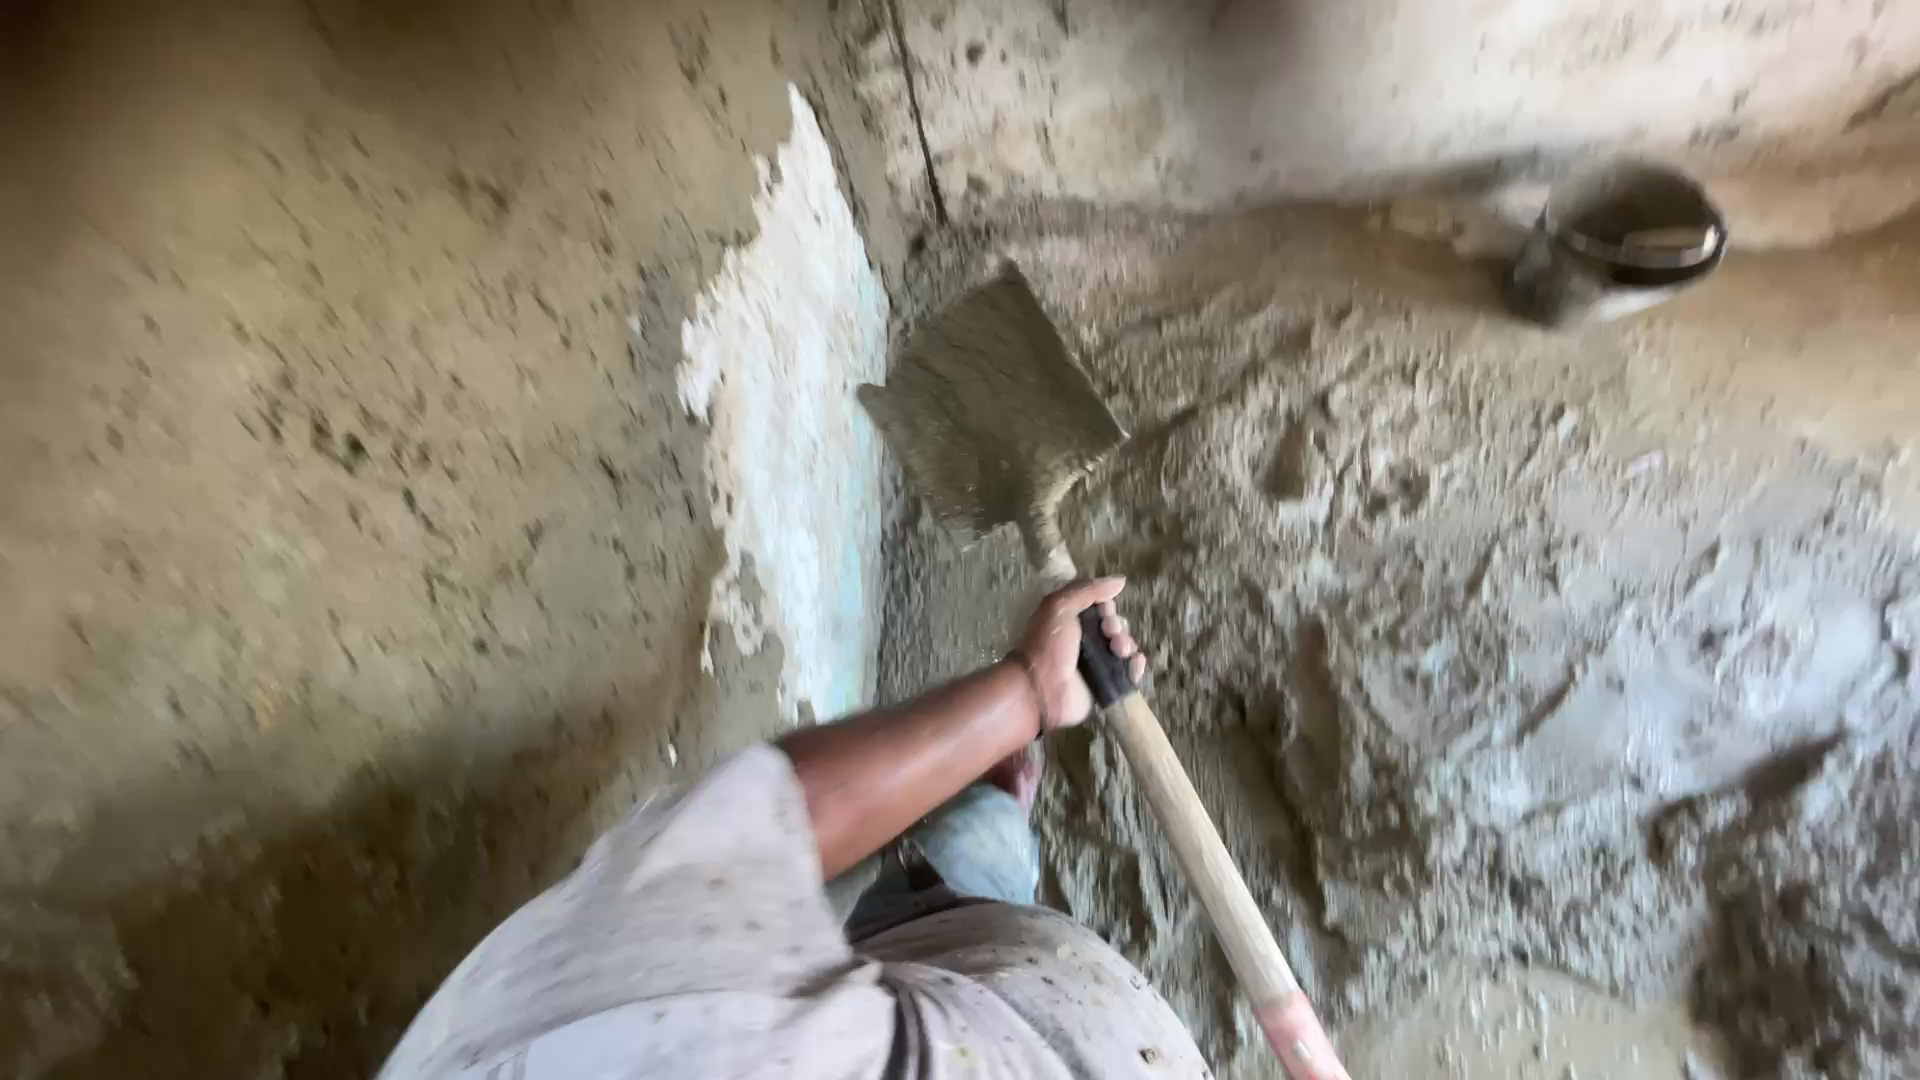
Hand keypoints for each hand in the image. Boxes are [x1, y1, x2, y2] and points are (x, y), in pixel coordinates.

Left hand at [1011, 576, 1148, 732]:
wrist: (1040, 688)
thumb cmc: (1047, 644)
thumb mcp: (1061, 606)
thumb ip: (1088, 590)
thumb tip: (1120, 580)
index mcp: (1072, 619)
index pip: (1101, 607)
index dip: (1108, 607)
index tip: (1104, 612)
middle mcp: (1085, 639)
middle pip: (1115, 626)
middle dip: (1118, 627)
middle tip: (1109, 634)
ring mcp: (1096, 663)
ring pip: (1125, 647)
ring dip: (1127, 644)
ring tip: (1118, 651)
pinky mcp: (1106, 684)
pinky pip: (1129, 672)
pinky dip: (1136, 665)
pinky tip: (1134, 663)